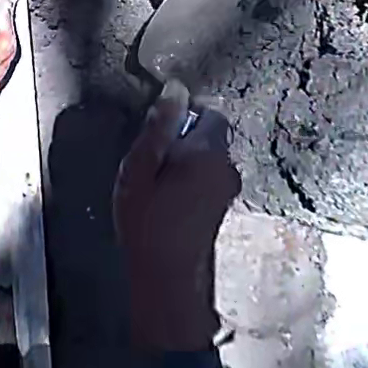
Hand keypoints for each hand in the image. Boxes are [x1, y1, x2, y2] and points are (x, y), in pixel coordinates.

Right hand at [115, 81, 238, 351]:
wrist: (167, 279)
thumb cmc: (147, 220)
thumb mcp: (140, 167)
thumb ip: (159, 126)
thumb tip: (176, 88)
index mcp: (209, 152)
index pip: (209, 113)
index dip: (182, 116)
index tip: (156, 135)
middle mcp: (227, 167)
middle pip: (207, 135)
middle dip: (181, 139)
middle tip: (149, 163)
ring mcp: (227, 189)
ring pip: (205, 158)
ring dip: (183, 162)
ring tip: (153, 184)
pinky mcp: (221, 207)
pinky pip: (205, 177)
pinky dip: (187, 180)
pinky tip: (165, 201)